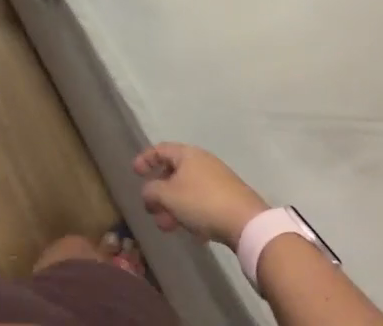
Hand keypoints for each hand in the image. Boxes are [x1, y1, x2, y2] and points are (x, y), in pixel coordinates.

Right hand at [134, 142, 269, 246]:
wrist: (247, 223)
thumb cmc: (201, 202)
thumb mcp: (168, 196)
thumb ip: (151, 191)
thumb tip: (148, 193)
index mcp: (187, 154)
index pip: (160, 150)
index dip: (145, 159)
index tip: (135, 173)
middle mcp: (203, 162)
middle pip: (174, 172)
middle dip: (160, 192)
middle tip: (151, 209)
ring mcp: (218, 180)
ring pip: (188, 190)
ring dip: (174, 207)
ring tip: (167, 227)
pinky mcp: (230, 199)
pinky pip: (203, 202)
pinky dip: (192, 213)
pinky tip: (192, 233)